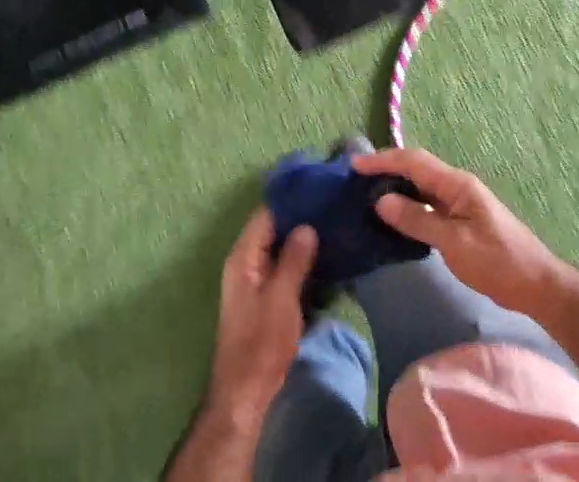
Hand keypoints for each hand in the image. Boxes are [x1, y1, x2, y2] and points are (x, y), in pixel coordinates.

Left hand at [207, 208, 316, 421]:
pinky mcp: (266, 298)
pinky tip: (327, 257)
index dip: (290, 201)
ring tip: (336, 225)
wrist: (246, 390)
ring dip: (303, 240)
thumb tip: (307, 226)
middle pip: (272, 230)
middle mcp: (245, 263)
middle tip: (334, 206)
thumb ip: (293, 260)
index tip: (319, 188)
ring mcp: (255, 281)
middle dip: (300, 219)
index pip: (265, 215)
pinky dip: (302, 261)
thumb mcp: (282, 298)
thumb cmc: (262, 342)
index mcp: (242, 257)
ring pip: (280, 250)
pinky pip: (284, 268)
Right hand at [354, 148, 569, 316]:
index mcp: (458, 185)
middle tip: (354, 179)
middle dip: (386, 169)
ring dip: (395, 187)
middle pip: (416, 169)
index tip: (354, 164)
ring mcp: (460, 204)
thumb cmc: (498, 262)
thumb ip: (418, 221)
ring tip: (365, 195)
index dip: (383, 160)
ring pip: (421, 187)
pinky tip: (393, 218)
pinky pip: (427, 205)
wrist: (537, 285)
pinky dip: (407, 206)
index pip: (414, 162)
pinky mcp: (460, 221)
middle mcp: (457, 187)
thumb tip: (381, 201)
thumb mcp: (454, 243)